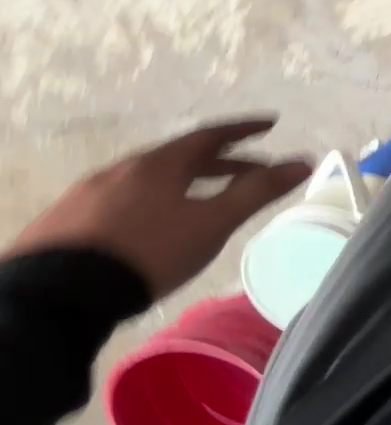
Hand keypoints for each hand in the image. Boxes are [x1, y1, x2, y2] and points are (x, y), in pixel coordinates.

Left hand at [4, 119, 311, 299]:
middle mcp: (120, 171)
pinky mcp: (59, 224)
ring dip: (182, 181)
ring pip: (145, 179)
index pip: (210, 135)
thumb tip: (305, 162)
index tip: (271, 124)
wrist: (51, 300)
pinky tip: (151, 222)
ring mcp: (83, 196)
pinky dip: (149, 199)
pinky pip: (117, 199)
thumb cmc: (149, 252)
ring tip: (201, 198)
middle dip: (219, 160)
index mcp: (159, 164)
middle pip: (178, 156)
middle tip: (249, 170)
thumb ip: (260, 190)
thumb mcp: (214, 223)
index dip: (244, 129)